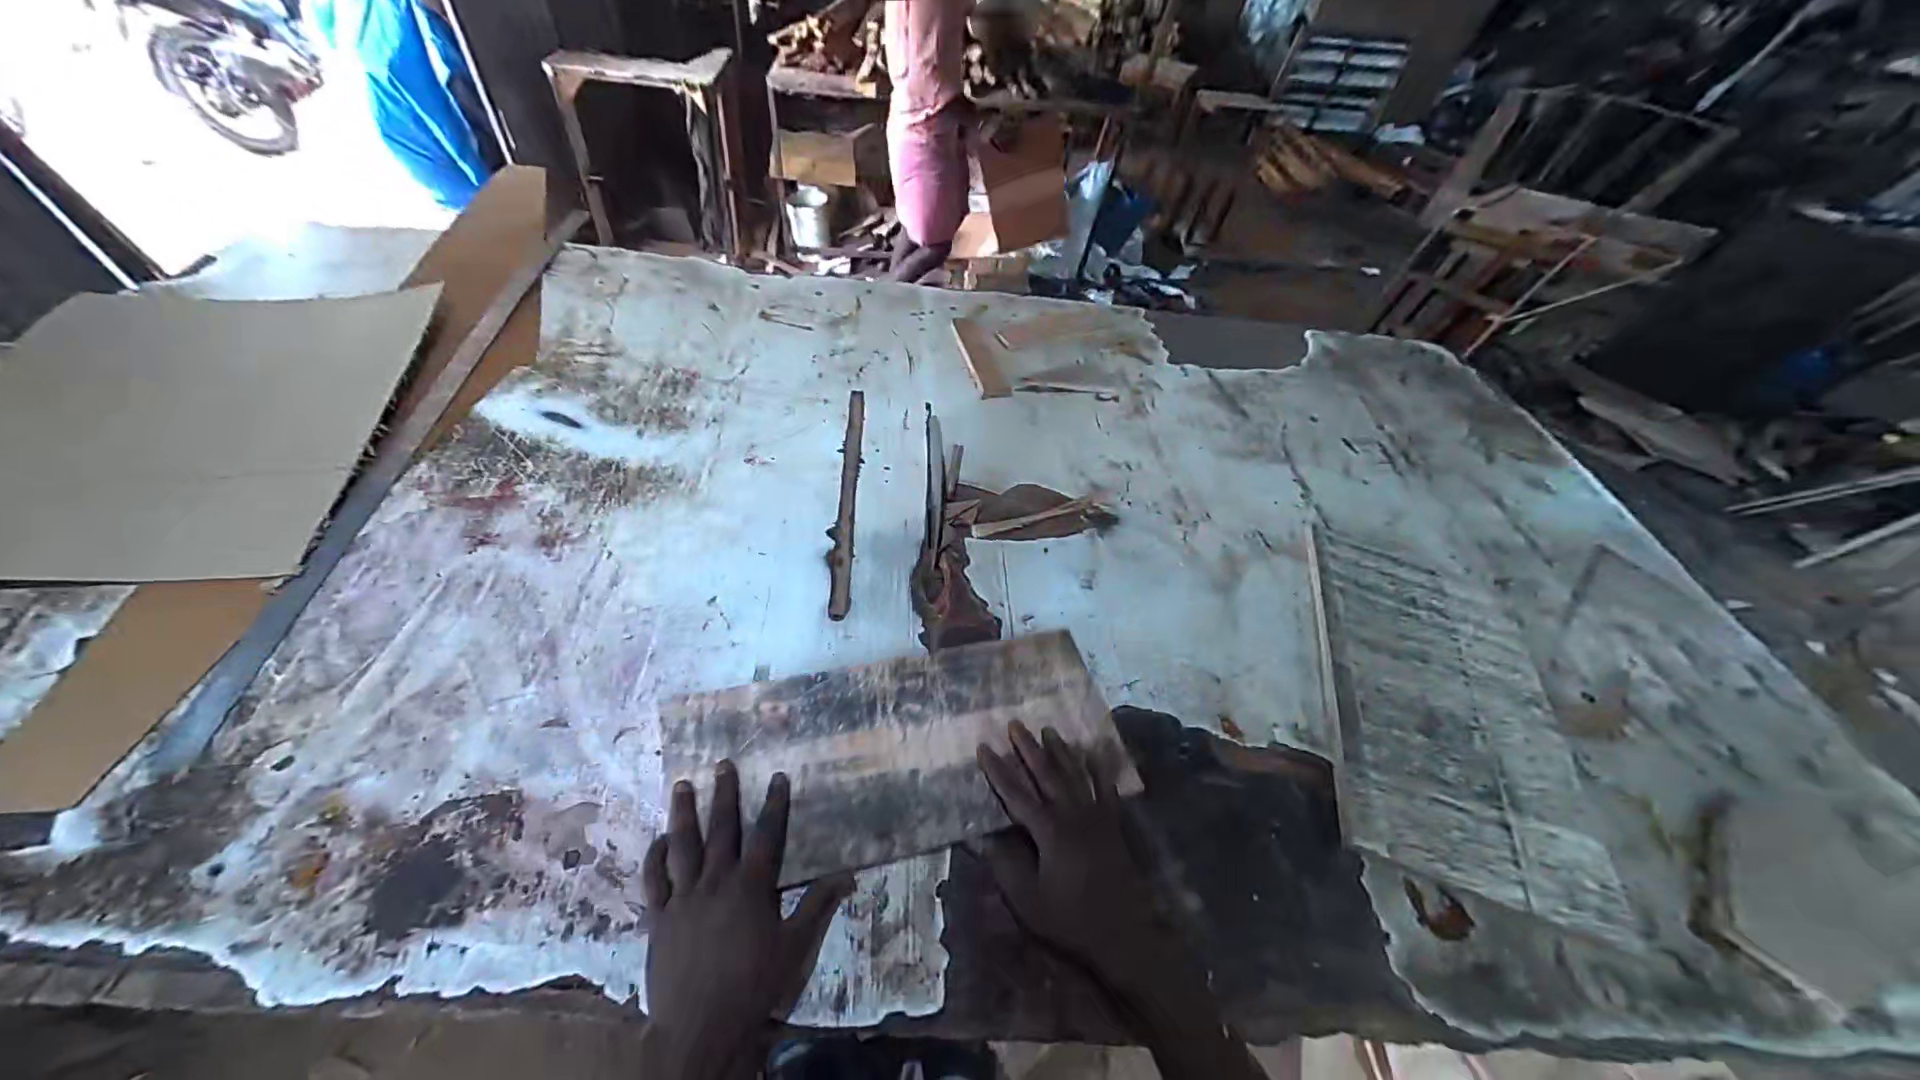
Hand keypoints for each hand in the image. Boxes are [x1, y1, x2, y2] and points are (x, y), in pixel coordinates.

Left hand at [641, 763, 851, 1079]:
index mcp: (750, 886)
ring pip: (682, 846)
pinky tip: (658, 840)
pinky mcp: (659, 919)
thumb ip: (818, 904)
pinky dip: (654, 858)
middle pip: (721, 830)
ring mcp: (683, 899)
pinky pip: (654, 881)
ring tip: (683, 785)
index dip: (774, 804)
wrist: (701, 1027)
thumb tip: (849, 874)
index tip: (777, 777)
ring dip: (684, 814)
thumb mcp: (796, 945)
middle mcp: (715, 882)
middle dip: (724, 795)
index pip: (766, 834)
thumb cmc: (754, 985)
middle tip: (723, 764)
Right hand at [973, 722, 1176, 992]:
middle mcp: (1072, 815)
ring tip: (1048, 730)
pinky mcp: (1113, 825)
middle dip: (1028, 748)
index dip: (997, 770)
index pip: (1016, 794)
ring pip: (1075, 775)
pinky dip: (1099, 769)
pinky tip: (1094, 754)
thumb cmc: (1069, 920)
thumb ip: (1002, 865)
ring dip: (1061, 751)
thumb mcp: (1027, 900)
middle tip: (1015, 724)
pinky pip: (1105, 789)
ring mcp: (1096, 817)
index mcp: (1049, 831)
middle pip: (1046, 774)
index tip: (983, 747)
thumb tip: (975, 837)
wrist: (1124, 936)